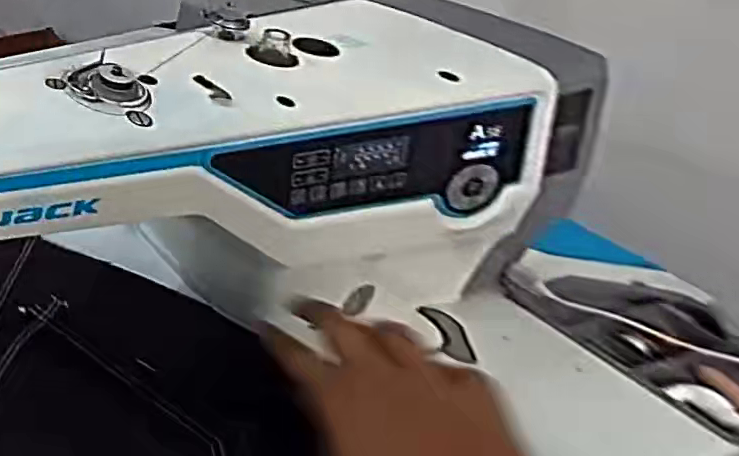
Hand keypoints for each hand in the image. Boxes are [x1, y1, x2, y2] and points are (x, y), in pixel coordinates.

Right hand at [266, 301, 524, 455]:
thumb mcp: (339, 447)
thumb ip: (326, 418)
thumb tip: (317, 410)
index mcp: (335, 391)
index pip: (290, 349)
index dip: (275, 336)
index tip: (268, 329)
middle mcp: (376, 376)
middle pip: (335, 322)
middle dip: (316, 310)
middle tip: (306, 307)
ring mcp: (428, 382)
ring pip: (393, 333)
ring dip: (377, 329)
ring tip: (368, 325)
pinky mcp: (479, 399)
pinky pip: (460, 370)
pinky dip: (448, 368)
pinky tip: (443, 369)